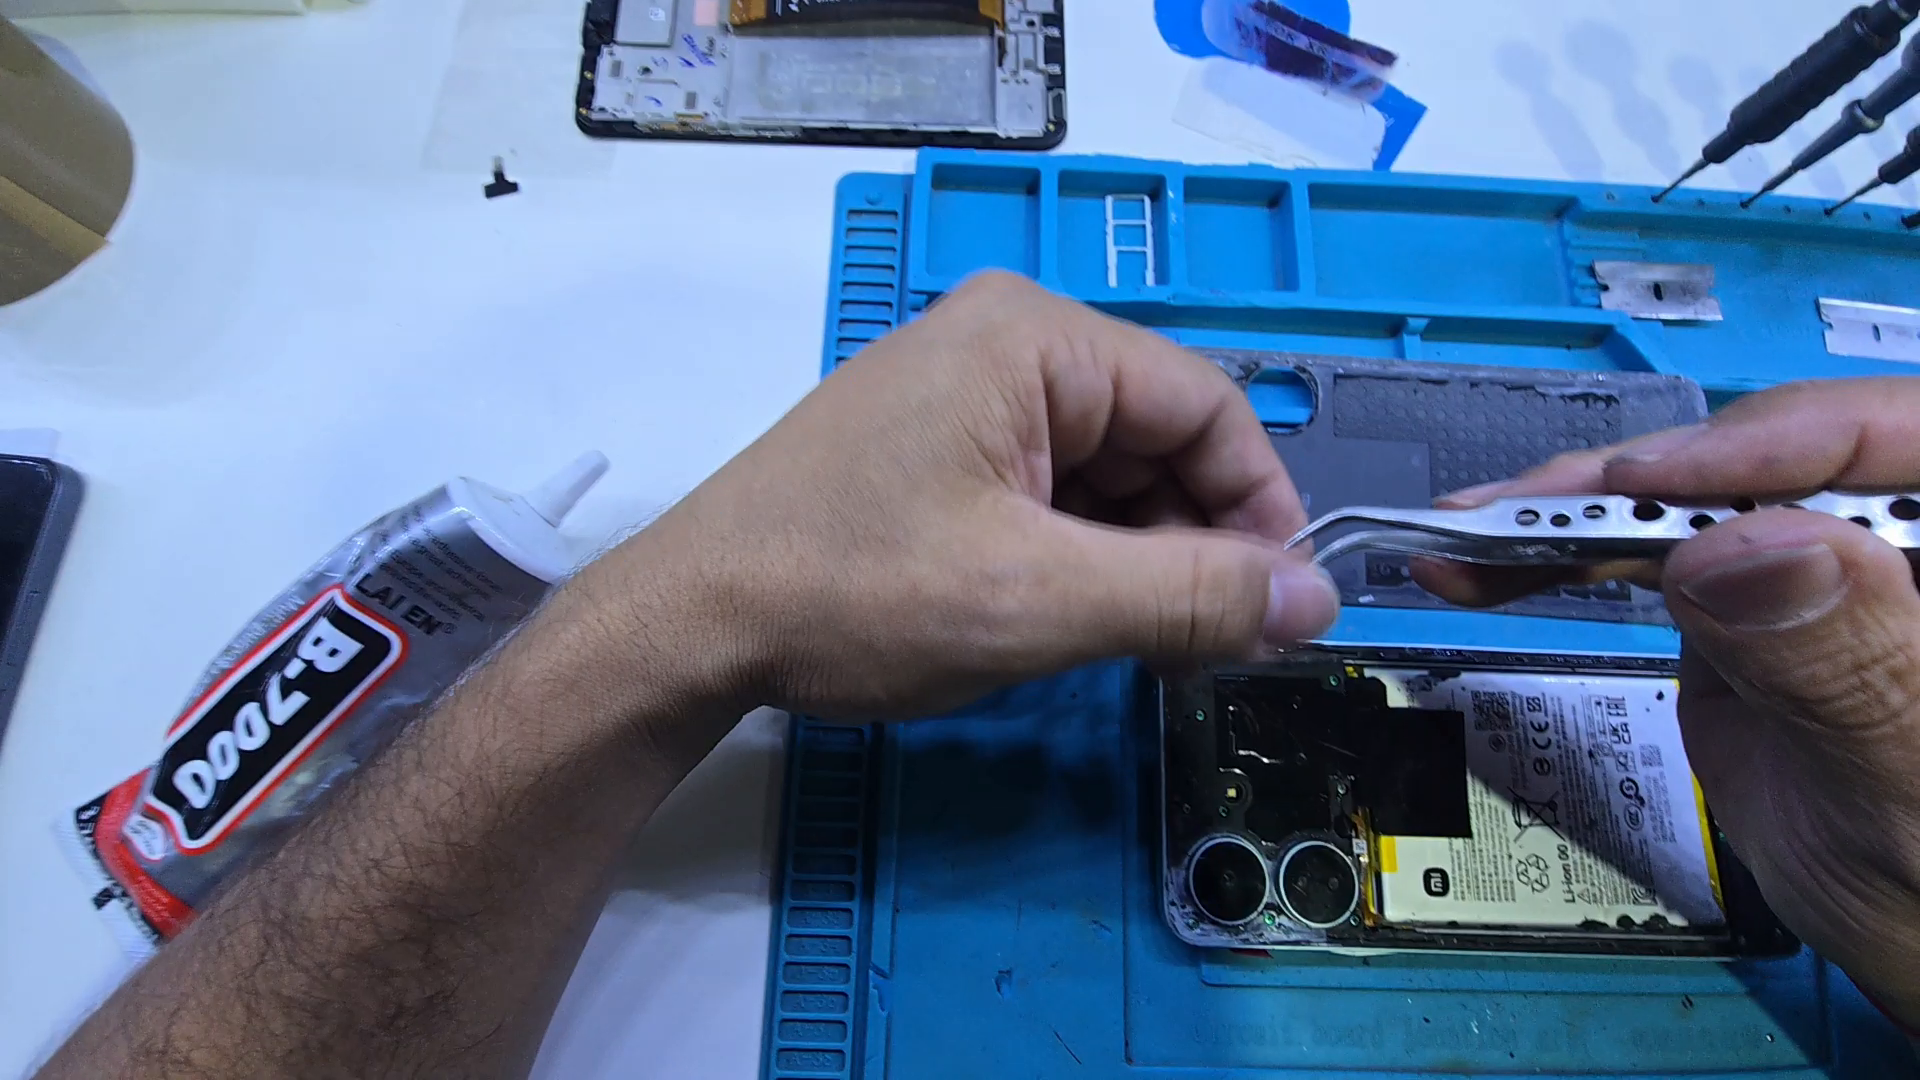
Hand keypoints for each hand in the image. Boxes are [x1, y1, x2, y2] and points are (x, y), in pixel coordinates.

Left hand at [587, 271, 1337, 720]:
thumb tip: (1315, 599)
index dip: (1258, 508)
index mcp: (1036, 340)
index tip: (1277, 606)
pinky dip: (1079, 559)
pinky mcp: (941, 452)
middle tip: (1197, 647)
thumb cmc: (856, 594)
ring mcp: (968, 400)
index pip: (1205, 406)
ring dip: (1135, 562)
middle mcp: (1007, 349)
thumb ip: (1188, 594)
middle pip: (1155, 442)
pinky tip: (1072, 617)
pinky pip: (1048, 496)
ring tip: (1132, 645)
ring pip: (1104, 478)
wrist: (696, 621)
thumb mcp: (1038, 598)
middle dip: (1190, 544)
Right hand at [1420, 377, 1919, 1025]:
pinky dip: (1553, 558)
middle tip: (1501, 516)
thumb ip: (1845, 667)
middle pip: (1755, 464)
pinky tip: (1483, 569)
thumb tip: (1737, 544)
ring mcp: (1813, 562)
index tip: (1632, 484)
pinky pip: (1636, 551)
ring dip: (1557, 521)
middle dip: (1617, 488)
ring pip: (1674, 504)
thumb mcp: (1907, 794)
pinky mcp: (1737, 593)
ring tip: (1462, 540)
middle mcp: (1891, 536)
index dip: (1763, 441)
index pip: (1895, 439)